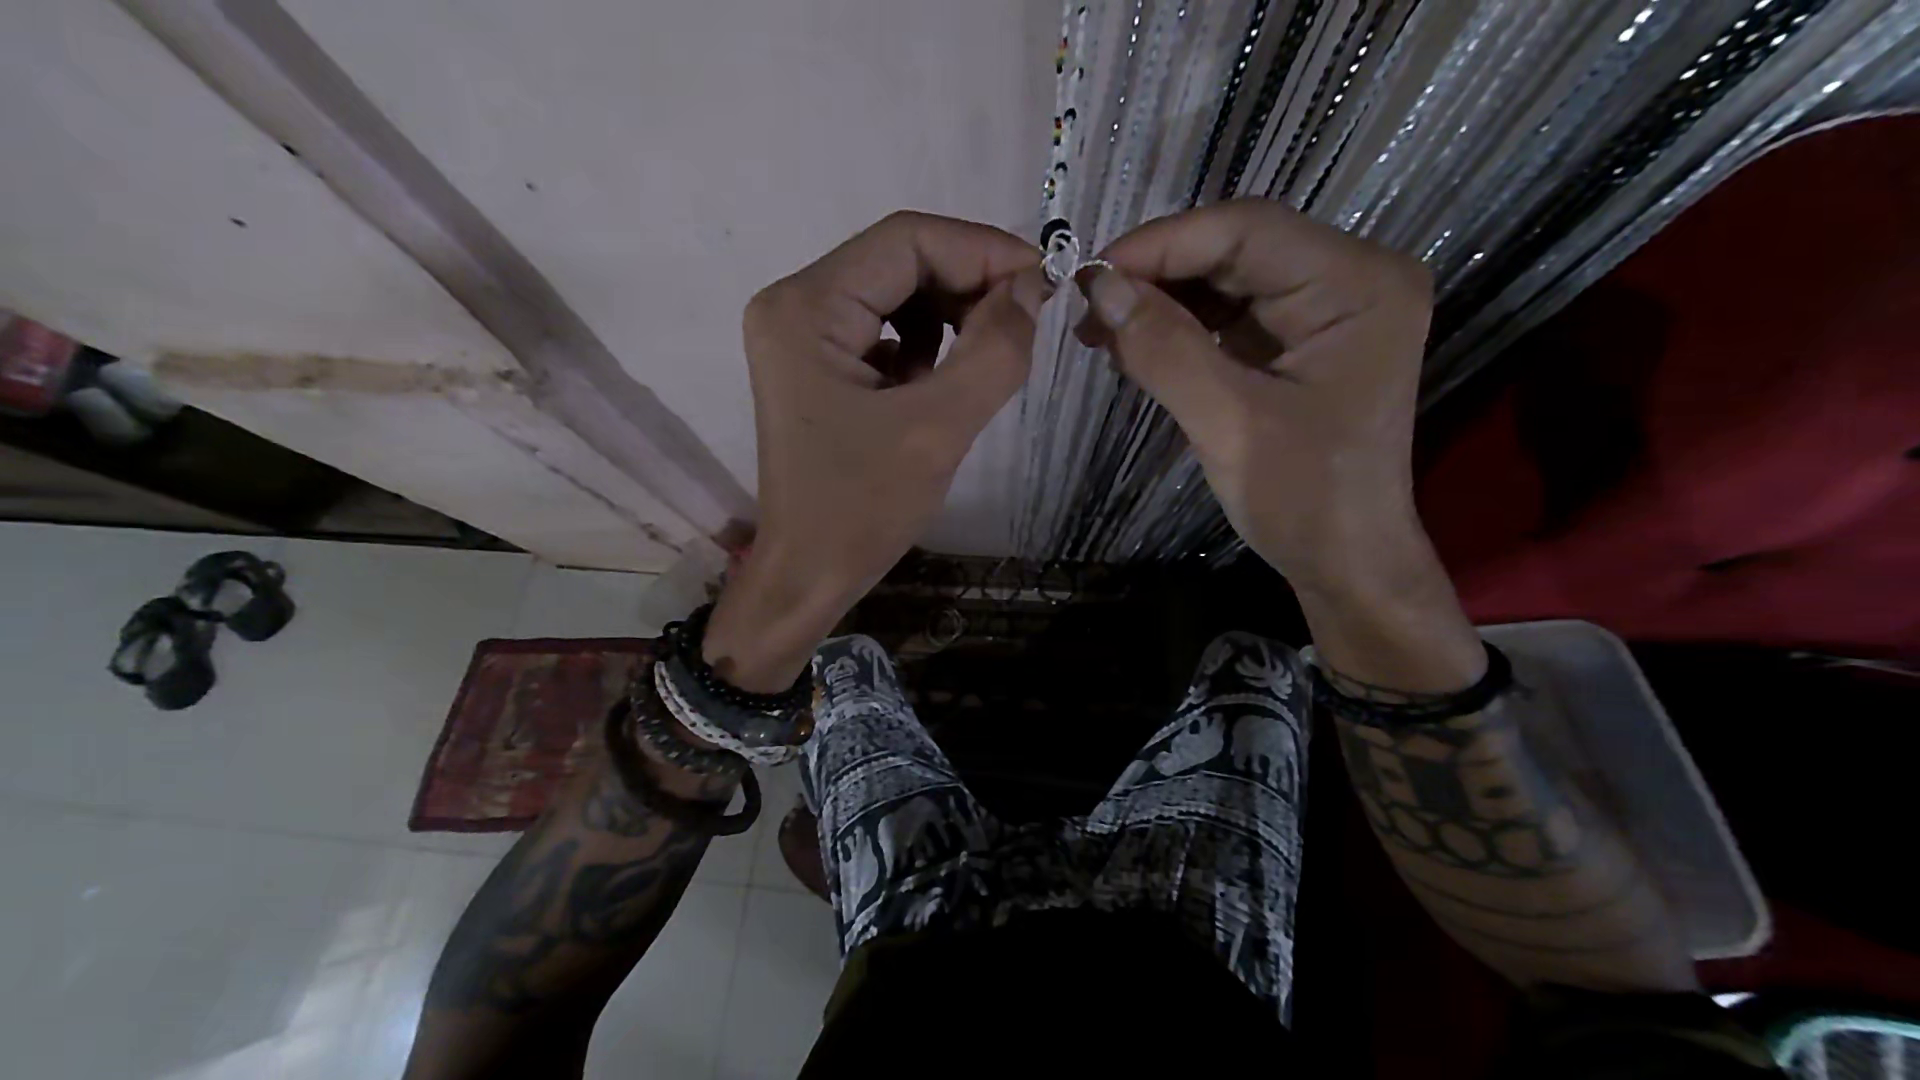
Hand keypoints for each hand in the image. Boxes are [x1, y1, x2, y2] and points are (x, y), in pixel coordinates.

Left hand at [704, 211, 1049, 690]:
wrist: (810, 574)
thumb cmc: (862, 510)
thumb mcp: (939, 429)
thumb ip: (994, 349)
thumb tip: (1032, 285)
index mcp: (806, 308)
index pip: (907, 241)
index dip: (983, 250)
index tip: (1045, 282)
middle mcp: (795, 305)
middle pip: (900, 261)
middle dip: (969, 282)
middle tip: (1028, 317)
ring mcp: (803, 335)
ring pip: (898, 294)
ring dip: (953, 314)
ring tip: (991, 353)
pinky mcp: (818, 364)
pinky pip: (887, 331)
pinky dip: (929, 345)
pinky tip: (949, 379)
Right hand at [1076, 199, 1433, 594]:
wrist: (1344, 558)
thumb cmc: (1303, 498)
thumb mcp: (1228, 423)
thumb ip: (1165, 350)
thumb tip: (1098, 287)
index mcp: (1357, 285)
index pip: (1247, 231)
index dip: (1161, 244)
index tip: (1090, 277)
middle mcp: (1350, 280)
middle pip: (1236, 249)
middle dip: (1156, 275)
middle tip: (1087, 308)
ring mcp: (1325, 309)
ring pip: (1225, 279)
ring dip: (1160, 301)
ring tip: (1099, 331)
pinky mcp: (1298, 339)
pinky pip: (1228, 314)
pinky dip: (1177, 327)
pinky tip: (1133, 344)